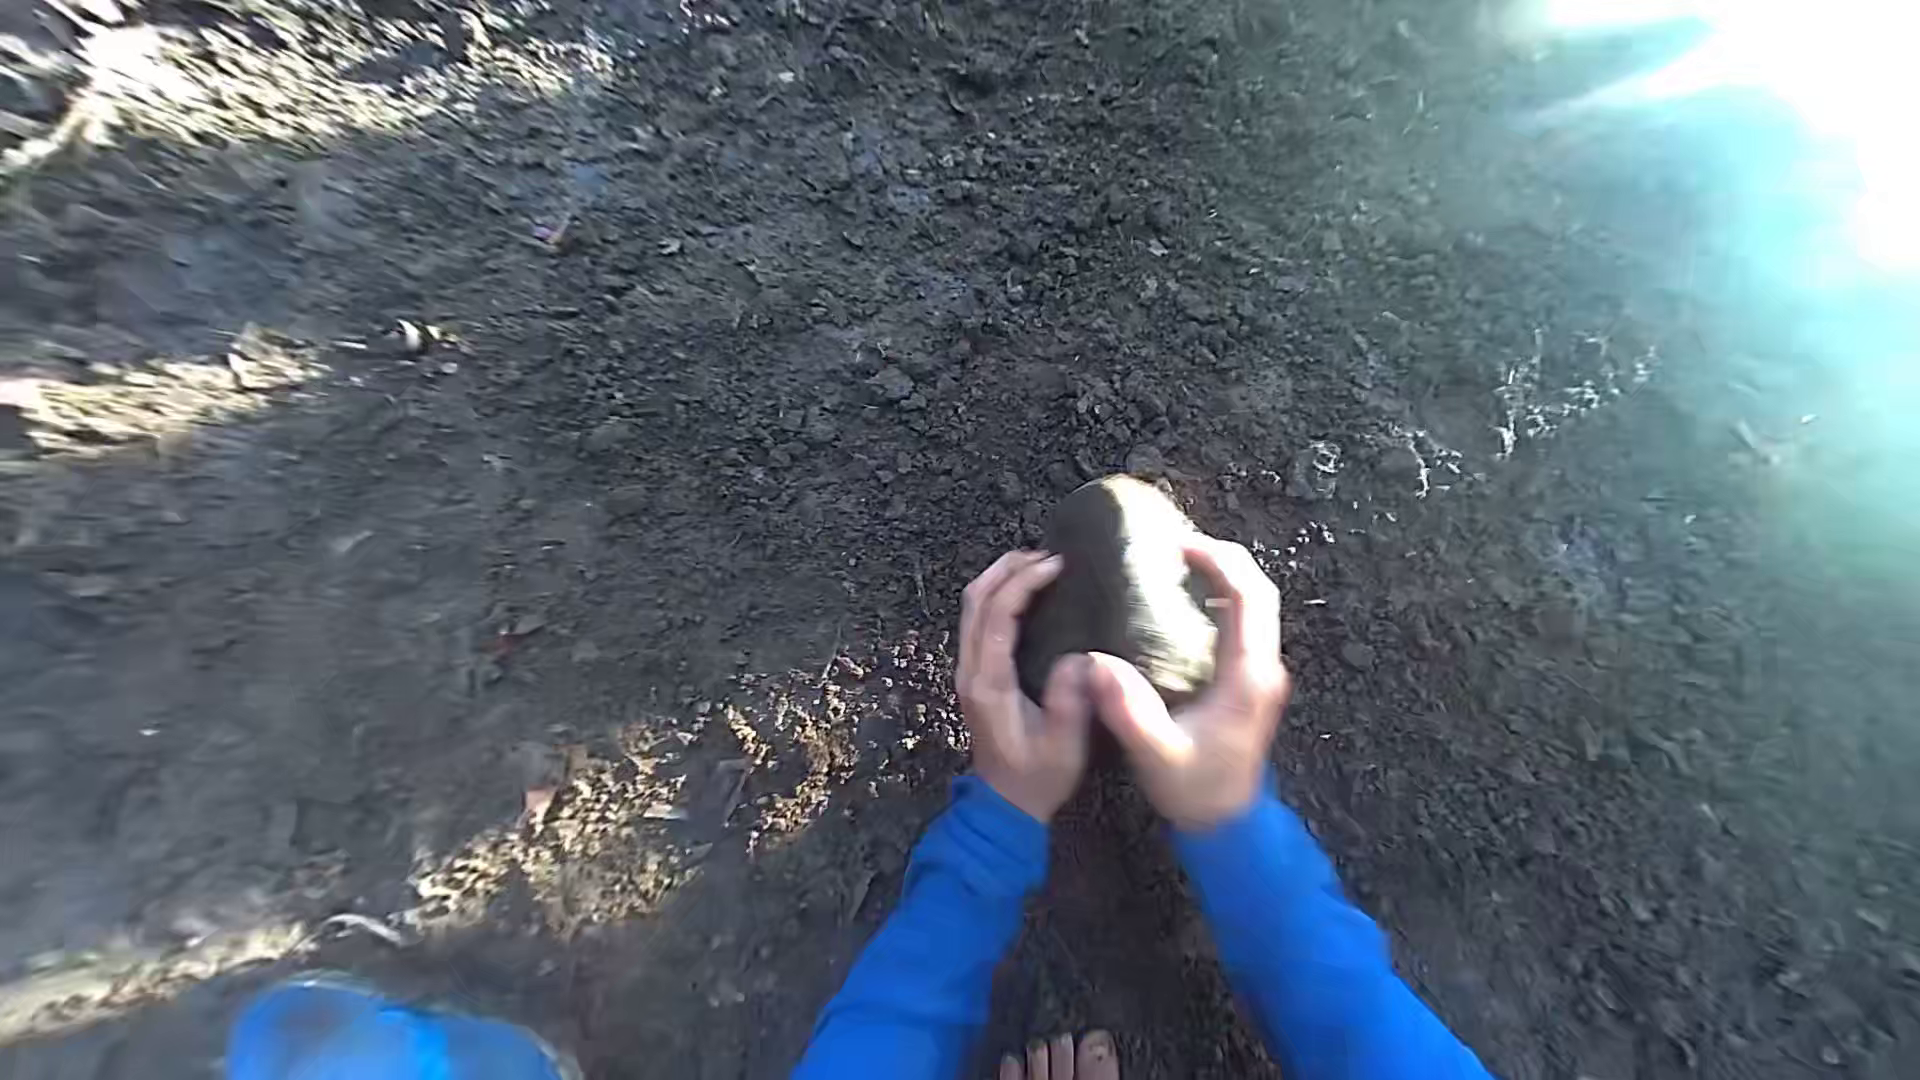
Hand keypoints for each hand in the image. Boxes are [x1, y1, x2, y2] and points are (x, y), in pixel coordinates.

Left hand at [958, 551, 1094, 823]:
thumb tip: (1079, 656)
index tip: (1056, 564)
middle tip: (1046, 553)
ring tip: (1037, 562)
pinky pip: (977, 618)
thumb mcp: (1063, 745)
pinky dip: (998, 593)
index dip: (1023, 583)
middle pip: (975, 600)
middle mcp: (970, 668)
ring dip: (999, 577)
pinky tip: (1025, 590)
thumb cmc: (1037, 776)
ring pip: (971, 605)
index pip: (997, 616)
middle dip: (1007, 568)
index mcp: (989, 682)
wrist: (1003, 802)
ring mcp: (968, 668)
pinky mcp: (975, 670)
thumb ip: (1069, 700)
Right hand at [1086, 535, 1291, 830]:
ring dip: (1220, 572)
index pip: (1249, 599)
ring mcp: (1258, 670)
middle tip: (1170, 546)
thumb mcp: (1156, 756)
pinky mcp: (1247, 676)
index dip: (1219, 563)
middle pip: (1257, 590)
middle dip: (1219, 557)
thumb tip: (1095, 662)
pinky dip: (1216, 594)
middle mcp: (1262, 666)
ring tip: (1172, 561)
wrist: (1229, 822)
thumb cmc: (1196, 790)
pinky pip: (1240, 617)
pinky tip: (1180, 597)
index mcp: (1247, 677)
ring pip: (1252, 601)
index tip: (1178, 547)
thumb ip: (1129, 712)